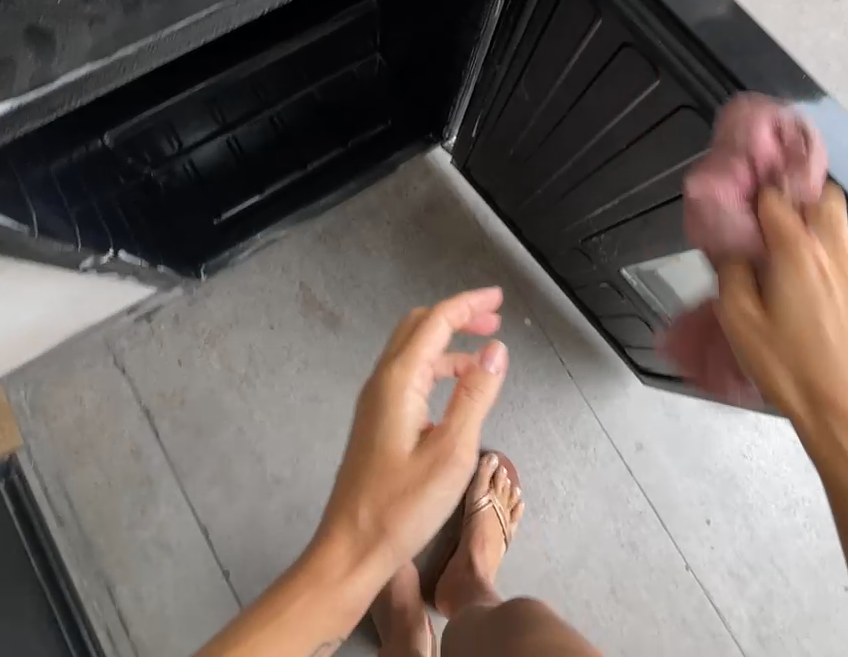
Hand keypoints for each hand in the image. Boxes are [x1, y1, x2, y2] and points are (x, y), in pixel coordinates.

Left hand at [315, 287, 509, 577]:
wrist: (350, 550)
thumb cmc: (402, 506)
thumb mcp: (452, 452)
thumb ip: (476, 395)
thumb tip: (496, 349)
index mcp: (398, 380)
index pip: (435, 322)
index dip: (467, 304)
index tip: (498, 298)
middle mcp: (382, 381)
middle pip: (418, 326)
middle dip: (456, 316)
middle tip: (492, 320)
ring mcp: (376, 401)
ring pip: (412, 350)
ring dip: (448, 343)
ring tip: (484, 355)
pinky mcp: (377, 420)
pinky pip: (409, 375)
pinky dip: (437, 367)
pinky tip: (458, 389)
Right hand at [714, 184, 847, 449]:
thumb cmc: (788, 369)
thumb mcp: (737, 322)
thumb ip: (731, 273)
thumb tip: (734, 252)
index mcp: (797, 252)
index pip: (776, 198)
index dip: (758, 198)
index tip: (746, 209)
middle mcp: (837, 252)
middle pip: (825, 198)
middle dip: (801, 204)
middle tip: (778, 230)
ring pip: (844, 230)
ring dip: (822, 236)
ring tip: (801, 268)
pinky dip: (843, 266)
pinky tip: (829, 297)